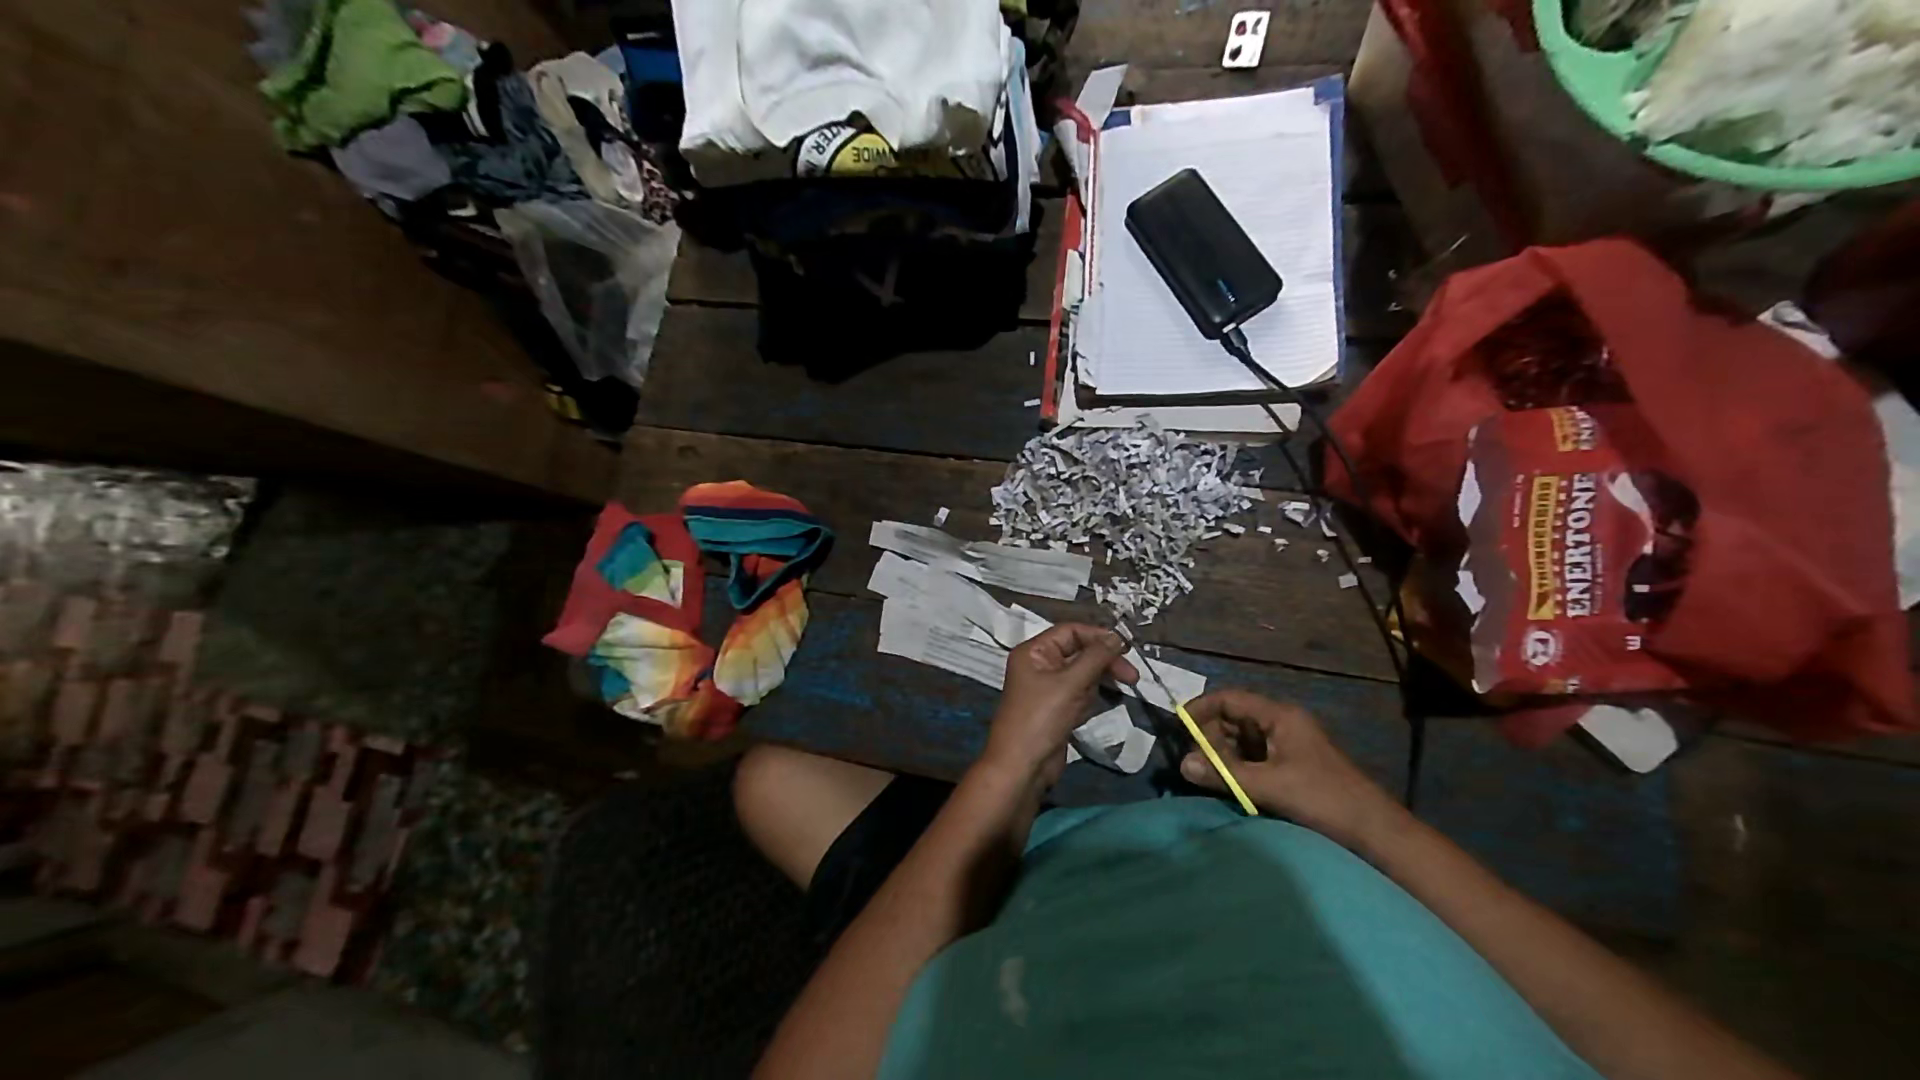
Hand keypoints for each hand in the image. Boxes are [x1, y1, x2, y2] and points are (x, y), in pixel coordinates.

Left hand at [983, 623, 1137, 779]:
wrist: (1022, 767)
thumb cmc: (1042, 718)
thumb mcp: (1071, 683)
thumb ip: (1096, 657)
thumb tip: (1117, 637)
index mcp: (1034, 652)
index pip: (1070, 632)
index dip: (1098, 636)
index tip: (1126, 648)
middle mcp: (1039, 665)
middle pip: (1079, 652)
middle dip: (1104, 663)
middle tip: (1132, 677)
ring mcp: (1047, 688)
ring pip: (1082, 674)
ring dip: (1097, 683)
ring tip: (1109, 697)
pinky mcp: (1055, 709)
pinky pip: (1079, 694)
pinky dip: (1089, 700)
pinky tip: (1087, 712)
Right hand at [1179, 690, 1407, 849]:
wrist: (1376, 832)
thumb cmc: (1323, 799)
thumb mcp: (1269, 786)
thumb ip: (1224, 773)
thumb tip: (1182, 764)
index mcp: (1280, 716)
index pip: (1230, 699)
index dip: (1201, 708)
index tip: (1179, 727)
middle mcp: (1283, 723)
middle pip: (1234, 718)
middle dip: (1209, 735)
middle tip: (1192, 758)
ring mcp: (1289, 744)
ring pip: (1243, 739)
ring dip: (1222, 753)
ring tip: (1206, 772)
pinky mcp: (1292, 764)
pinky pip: (1254, 756)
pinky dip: (1237, 766)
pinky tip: (1228, 782)